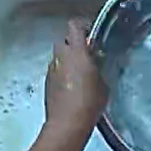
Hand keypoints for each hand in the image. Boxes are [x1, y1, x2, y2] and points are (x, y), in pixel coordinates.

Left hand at [43, 18, 106, 139]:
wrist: (66, 125)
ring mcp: (51, 69)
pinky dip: (62, 72)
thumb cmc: (89, 103)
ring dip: (67, 58)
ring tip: (80, 71)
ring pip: (59, 55)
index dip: (82, 25)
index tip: (91, 33)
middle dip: (74, 44)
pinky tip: (72, 85)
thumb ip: (100, 68)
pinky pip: (55, 70)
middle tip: (87, 53)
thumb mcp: (104, 84)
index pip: (74, 26)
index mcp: (77, 52)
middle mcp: (61, 57)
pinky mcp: (46, 82)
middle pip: (64, 39)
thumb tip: (97, 63)